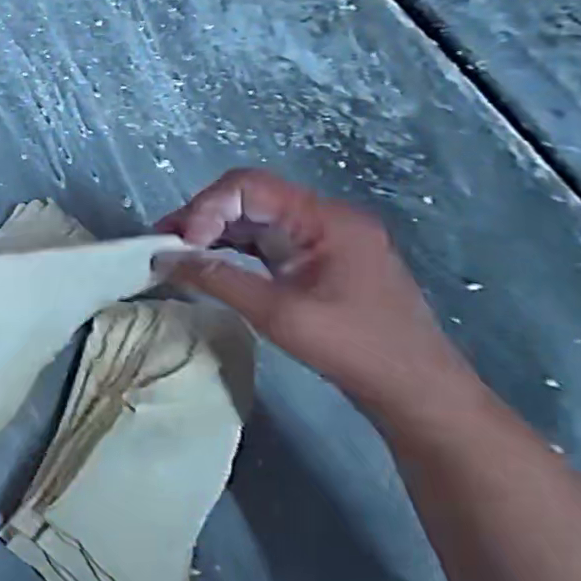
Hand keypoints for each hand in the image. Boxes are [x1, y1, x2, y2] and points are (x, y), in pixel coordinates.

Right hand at [154, 168, 472, 417]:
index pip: (246, 186)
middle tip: (167, 246)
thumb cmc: (353, 348)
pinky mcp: (317, 256)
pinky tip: (207, 262)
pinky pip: (262, 236)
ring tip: (178, 253)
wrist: (419, 394)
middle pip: (245, 197)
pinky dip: (229, 244)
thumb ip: (215, 278)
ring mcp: (323, 237)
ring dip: (210, 231)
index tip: (183, 243)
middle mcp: (325, 218)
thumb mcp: (275, 312)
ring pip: (249, 216)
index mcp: (325, 220)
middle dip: (201, 217)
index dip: (205, 207)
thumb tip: (161, 257)